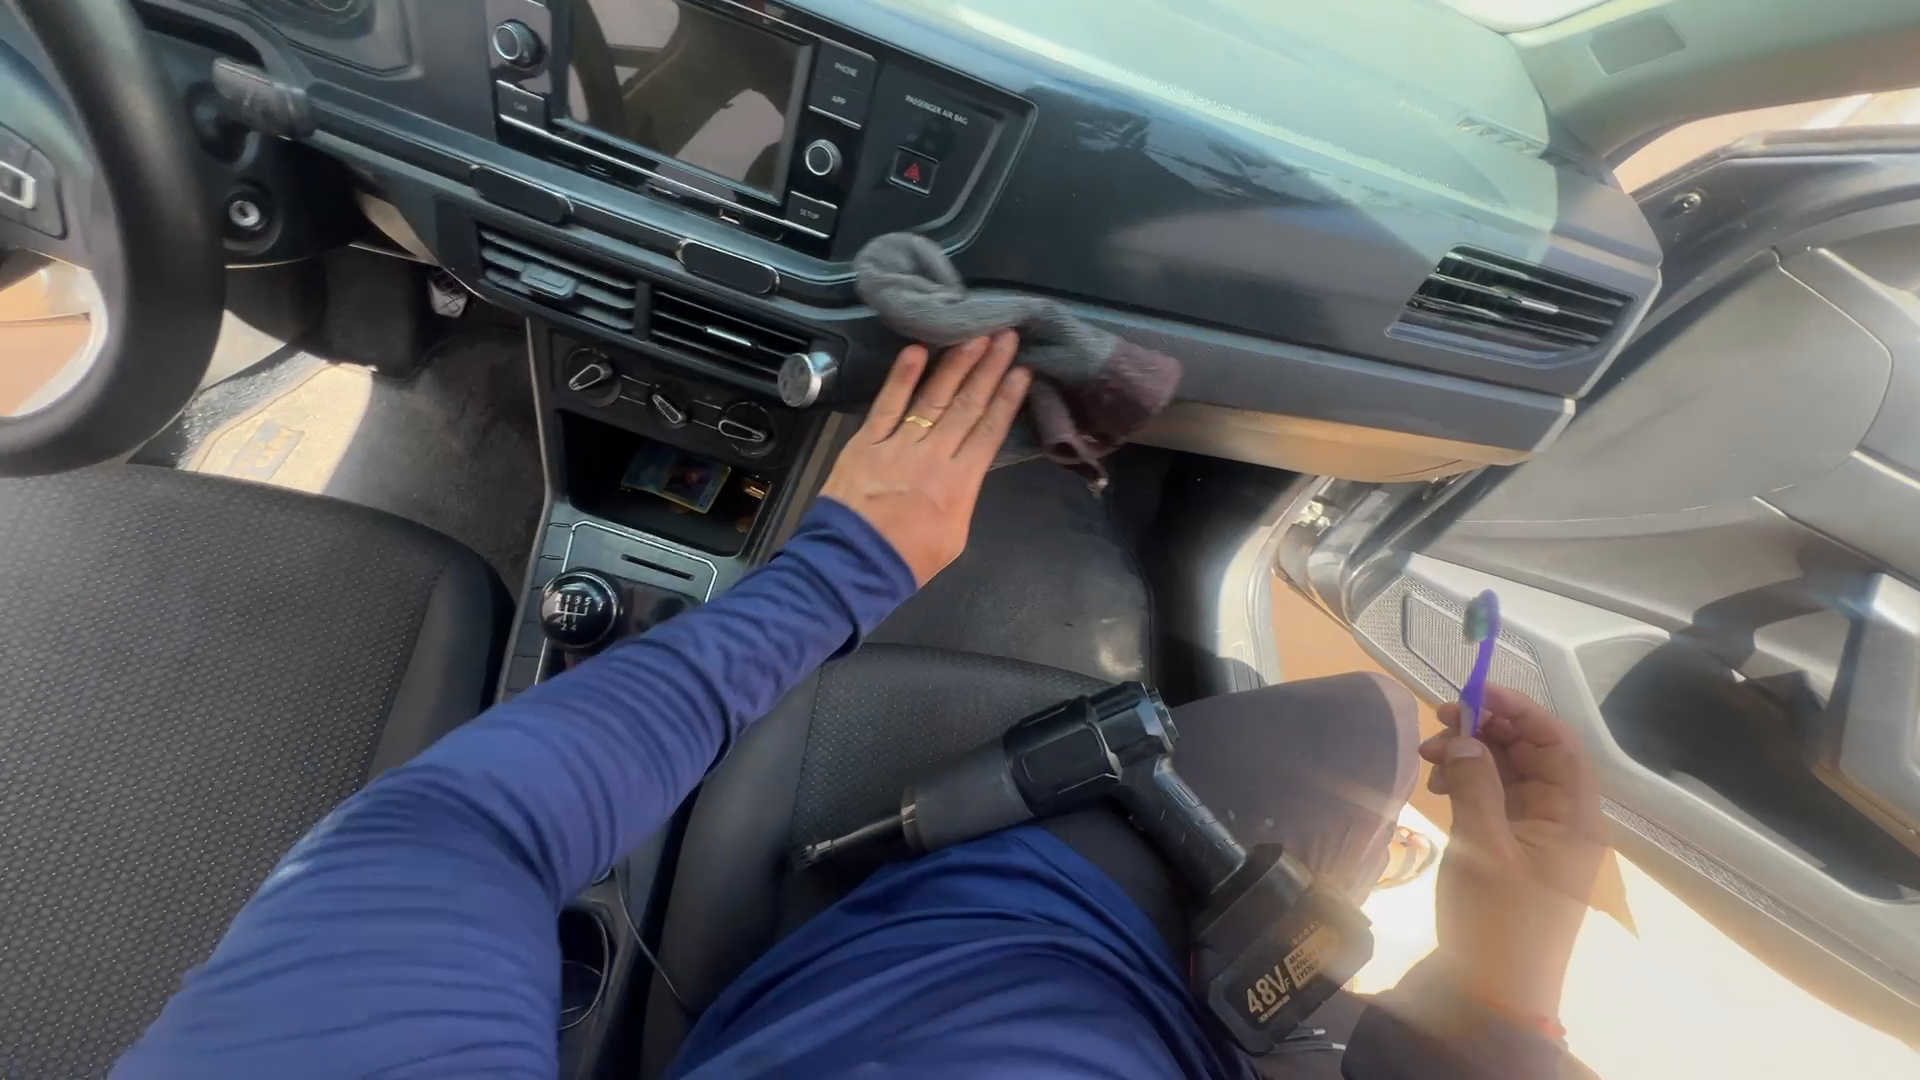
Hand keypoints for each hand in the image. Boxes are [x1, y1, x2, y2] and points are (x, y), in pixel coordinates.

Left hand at [821, 333, 1029, 584]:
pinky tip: (917, 350)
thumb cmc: (909, 560)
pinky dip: (901, 376)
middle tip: (1007, 337)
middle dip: (990, 368)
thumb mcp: (954, 537)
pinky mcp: (866, 442)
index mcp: (960, 482)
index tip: (1023, 371)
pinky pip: (887, 404)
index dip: (1008, 398)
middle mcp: (934, 456)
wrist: (855, 565)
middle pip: (968, 405)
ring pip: (934, 397)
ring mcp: (898, 445)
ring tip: (976, 336)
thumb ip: (963, 496)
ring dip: (957, 364)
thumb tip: (965, 468)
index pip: (990, 430)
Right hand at [1421, 685, 1606, 1022]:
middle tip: (1437, 719)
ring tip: (1427, 756)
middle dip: (1486, 728)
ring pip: (1506, 768)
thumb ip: (1475, 785)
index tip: (1472, 692)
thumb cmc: (1497, 918)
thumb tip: (1461, 737)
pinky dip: (1463, 778)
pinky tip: (1436, 783)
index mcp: (1574, 818)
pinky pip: (1491, 791)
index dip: (1520, 710)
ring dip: (1468, 752)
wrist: (1492, 986)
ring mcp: (1534, 830)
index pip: (1557, 744)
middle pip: (1529, 751)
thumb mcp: (1484, 847)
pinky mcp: (1508, 841)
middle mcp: (1561, 817)